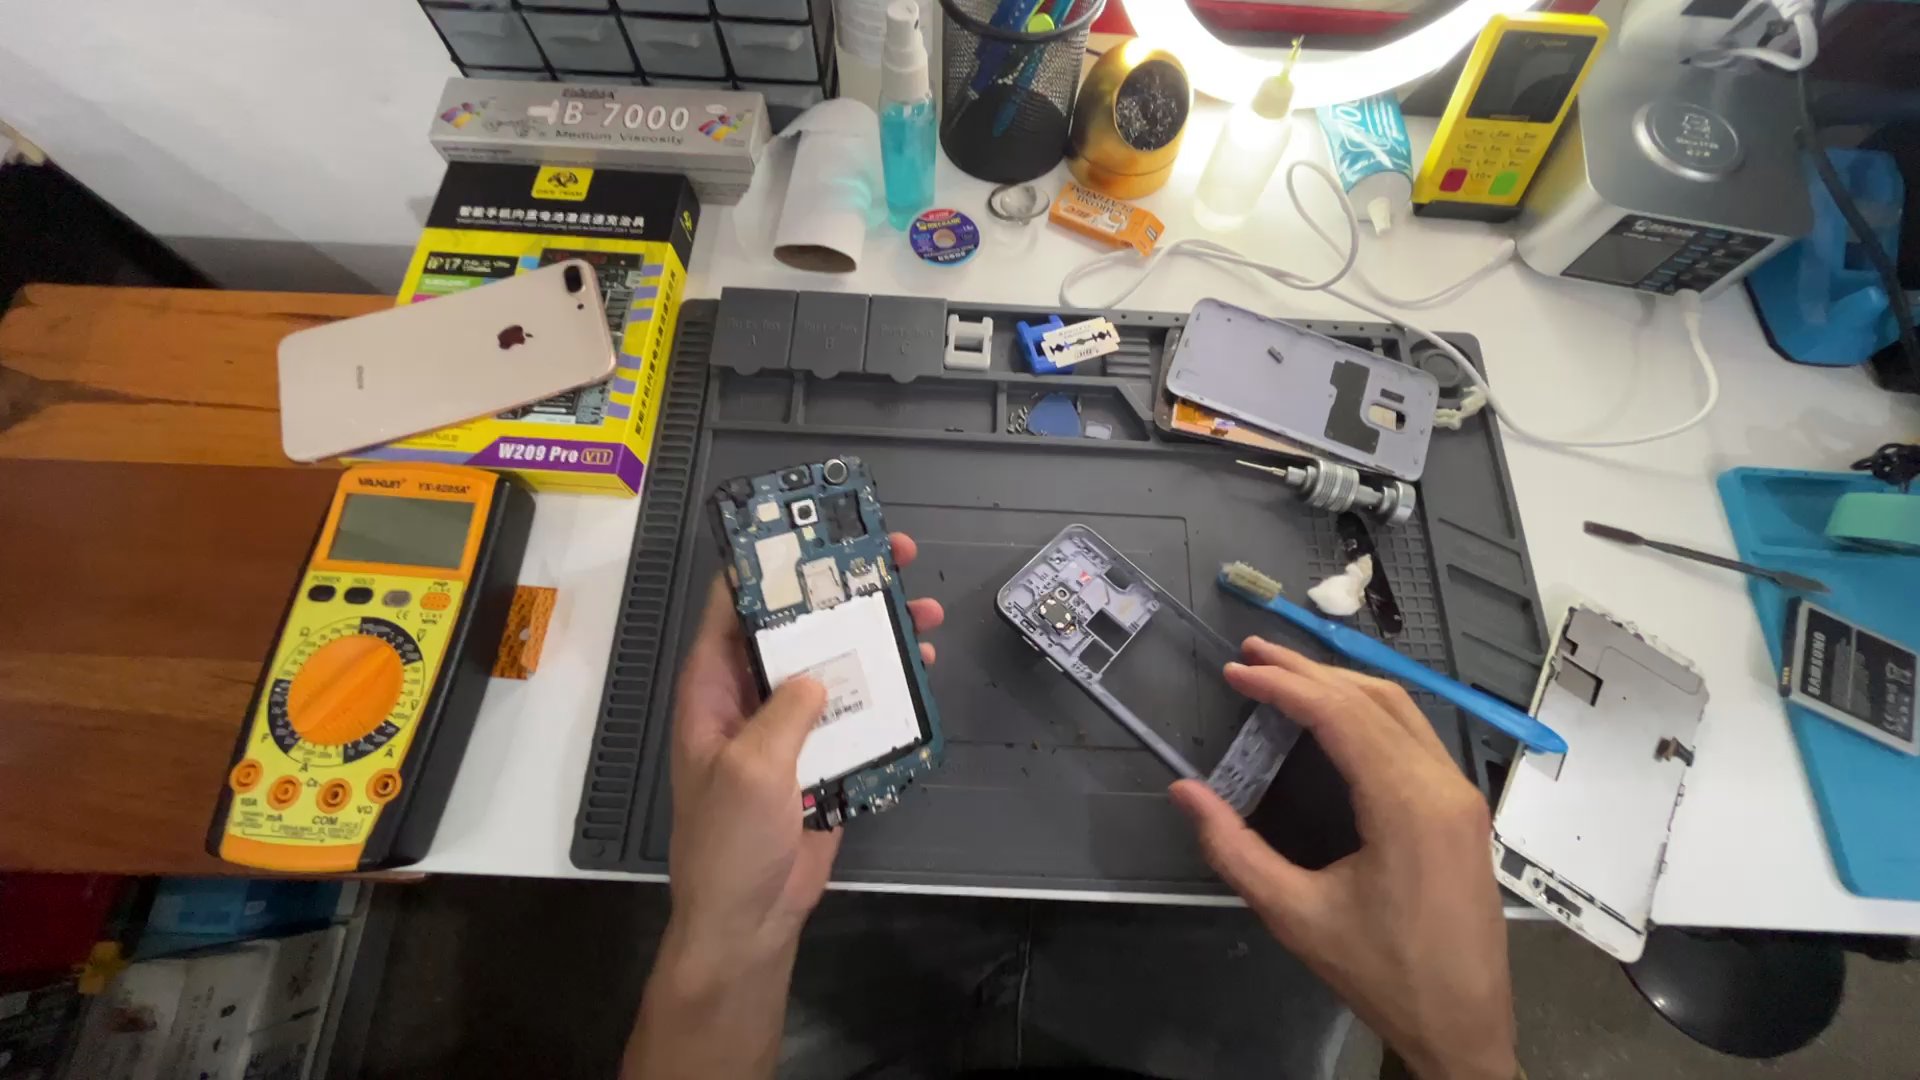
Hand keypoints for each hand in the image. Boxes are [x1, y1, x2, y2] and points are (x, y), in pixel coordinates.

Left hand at [664, 532, 942, 969]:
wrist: (752, 916)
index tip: (809, 533)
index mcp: (717, 688)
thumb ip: (784, 711)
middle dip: (841, 590)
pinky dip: (890, 685)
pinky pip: (861, 706)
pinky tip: (922, 668)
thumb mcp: (750, 768)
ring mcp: (795, 722)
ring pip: (838, 660)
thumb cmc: (729, 840)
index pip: (735, 607)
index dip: (768, 566)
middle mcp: (755, 694)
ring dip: (877, 634)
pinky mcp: (828, 749)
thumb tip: (818, 674)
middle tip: (890, 556)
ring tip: (922, 609)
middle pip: (799, 626)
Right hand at [1169, 638, 1515, 1079]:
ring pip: (1396, 706)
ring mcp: (1458, 792)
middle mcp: (1441, 785)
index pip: (1338, 714)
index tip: (1234, 672)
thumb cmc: (1380, 973)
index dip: (1280, 686)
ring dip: (1335, 680)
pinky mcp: (1459, 806)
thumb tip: (1182, 790)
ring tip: (1281, 669)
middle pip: (1369, 697)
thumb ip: (1232, 847)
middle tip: (1250, 653)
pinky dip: (1362, 704)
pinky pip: (1410, 730)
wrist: (1466, 1032)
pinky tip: (1330, 707)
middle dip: (1304, 669)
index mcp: (1407, 805)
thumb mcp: (1293, 913)